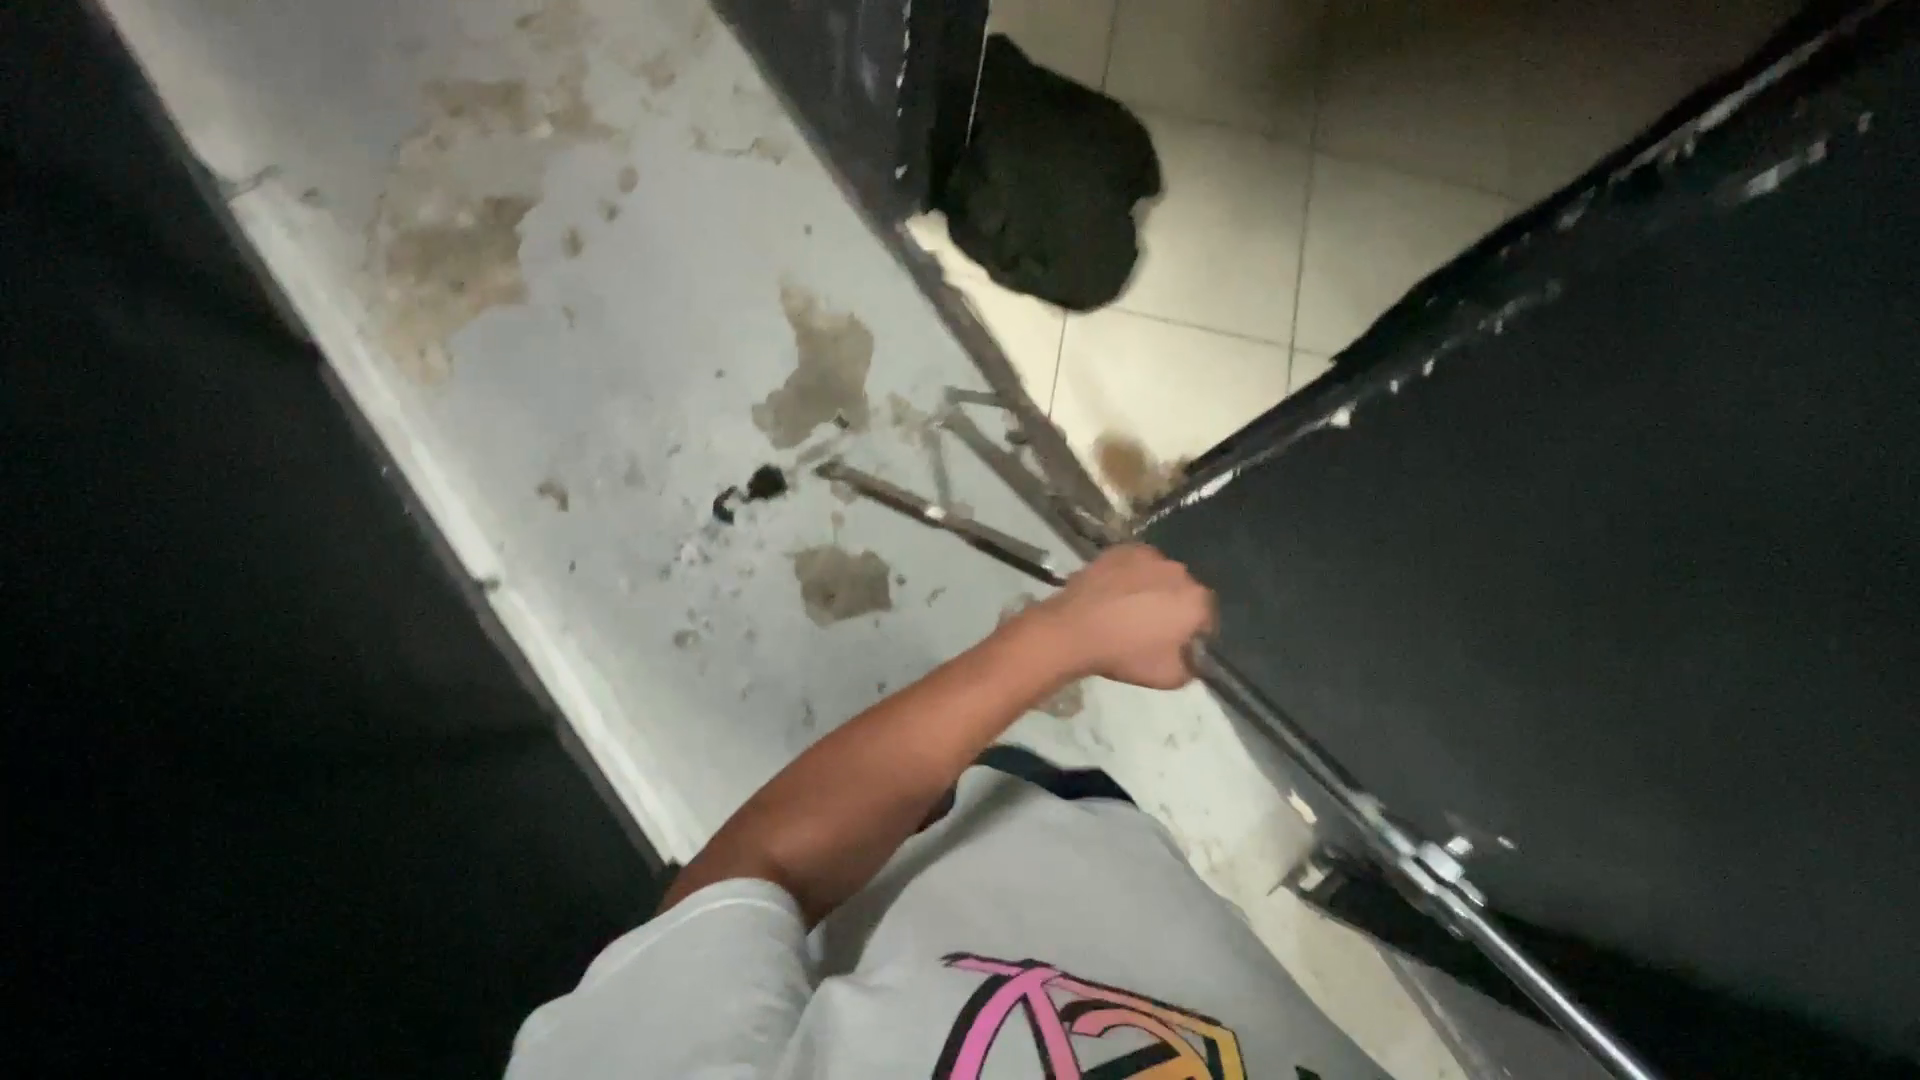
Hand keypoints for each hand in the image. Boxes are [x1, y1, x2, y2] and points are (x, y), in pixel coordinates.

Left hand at [1030, 544, 1214, 689]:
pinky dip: (1130, 574)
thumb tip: (1193, 658)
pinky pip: (1136, 563)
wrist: (1073, 630)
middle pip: (1184, 591)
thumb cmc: (1124, 654)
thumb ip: (1192, 667)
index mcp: (1196, 601)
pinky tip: (1114, 591)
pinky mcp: (1122, 549)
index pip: (1207, 618)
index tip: (1177, 644)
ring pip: (1160, 574)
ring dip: (1153, 587)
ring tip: (1129, 607)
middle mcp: (1179, 571)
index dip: (1194, 633)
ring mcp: (1149, 555)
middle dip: (1174, 606)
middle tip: (1151, 626)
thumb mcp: (1169, 678)